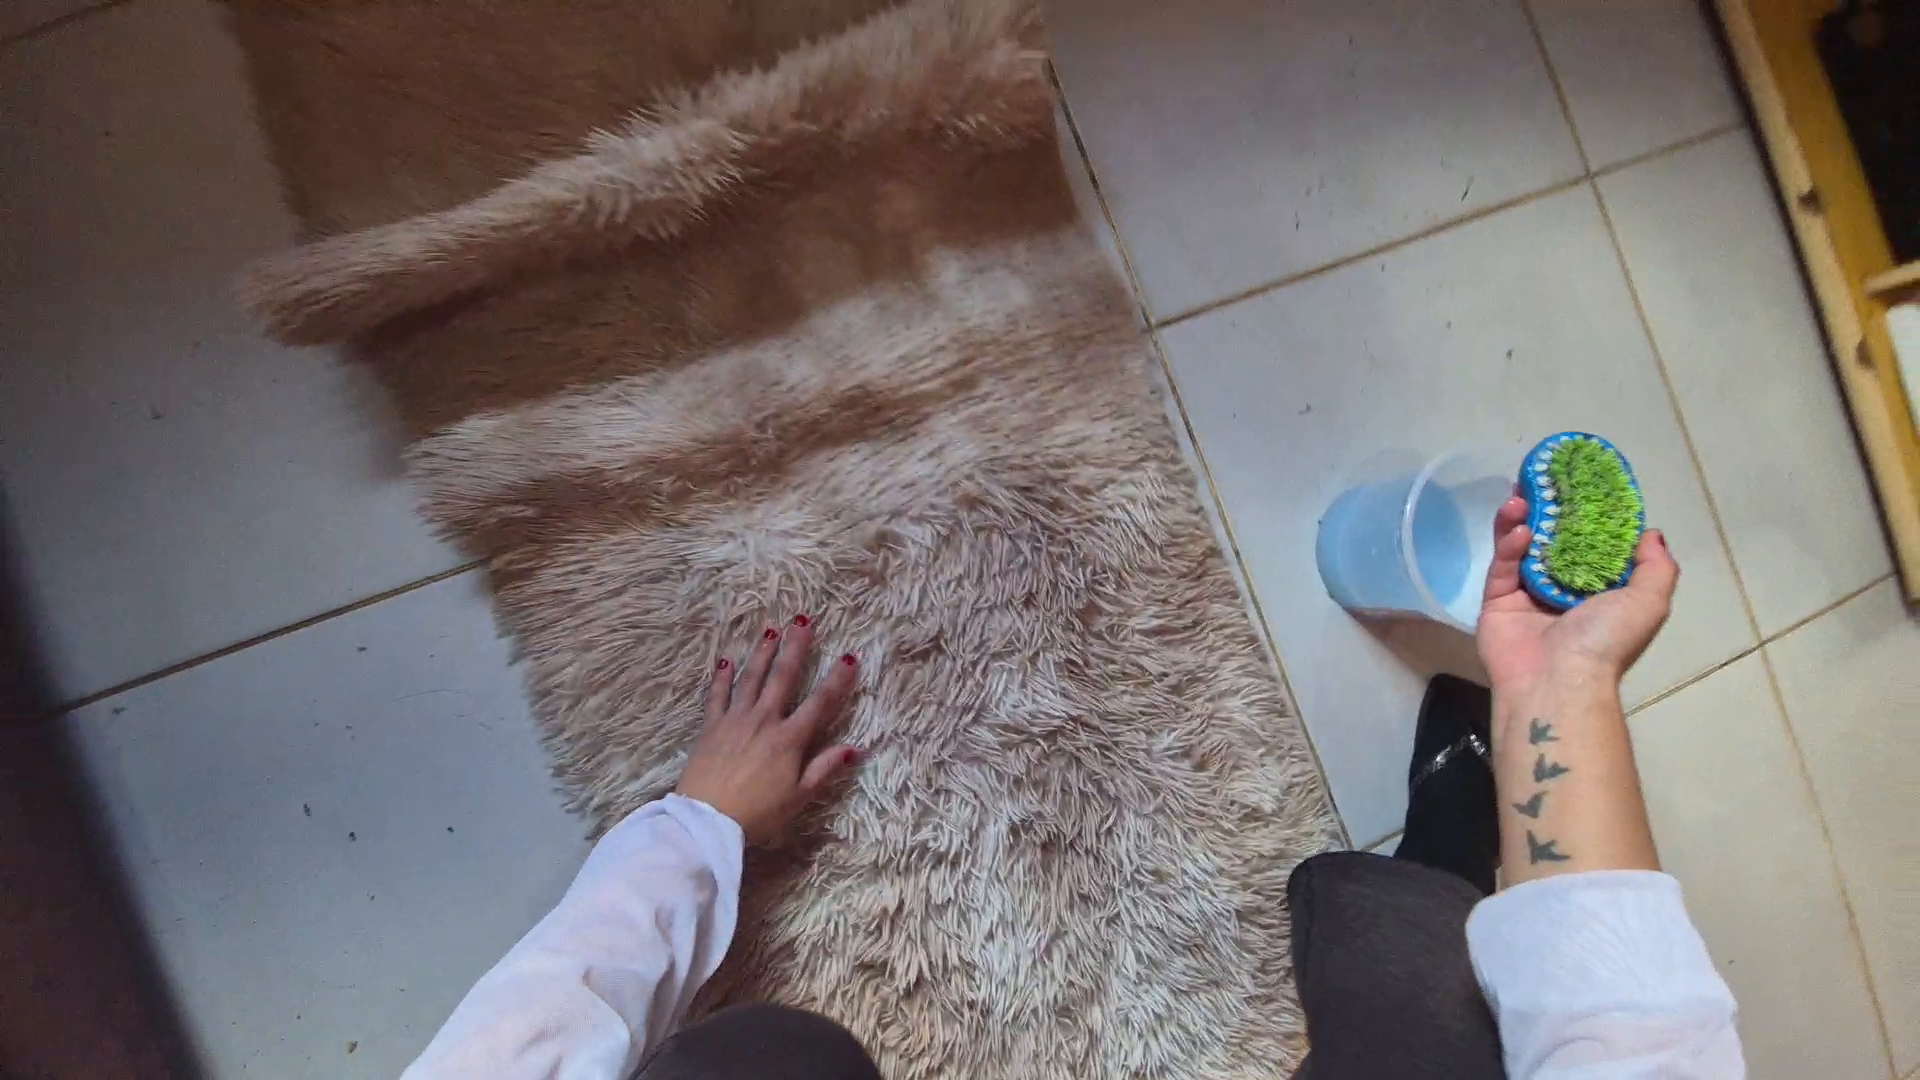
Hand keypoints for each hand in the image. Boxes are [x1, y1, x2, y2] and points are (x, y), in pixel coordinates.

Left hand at [676, 617, 861, 844]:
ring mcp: (735, 720)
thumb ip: (824, 768)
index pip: (820, 702)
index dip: (838, 679)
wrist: (706, 822)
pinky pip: (717, 695)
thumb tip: (855, 748)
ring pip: (752, 678)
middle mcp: (764, 720)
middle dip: (796, 647)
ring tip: (772, 631)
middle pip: (783, 677)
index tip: (850, 656)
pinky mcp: (711, 727)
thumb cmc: (758, 814)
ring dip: (763, 653)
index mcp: (790, 738)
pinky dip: (722, 677)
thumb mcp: (798, 797)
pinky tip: (726, 660)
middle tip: (804, 621)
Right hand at [1477, 494, 1679, 696]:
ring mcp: (1526, 592)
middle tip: (1542, 481)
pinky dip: (1508, 545)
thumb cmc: (1606, 640)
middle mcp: (1562, 588)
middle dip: (1547, 512)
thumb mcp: (1649, 602)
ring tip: (1521, 495)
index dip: (1588, 516)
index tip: (1583, 487)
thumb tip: (1650, 533)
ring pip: (1522, 547)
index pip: (1592, 544)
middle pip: (1552, 541)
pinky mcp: (1496, 597)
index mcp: (1599, 590)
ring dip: (1522, 521)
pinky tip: (1517, 528)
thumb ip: (1655, 567)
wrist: (1557, 676)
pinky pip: (1502, 565)